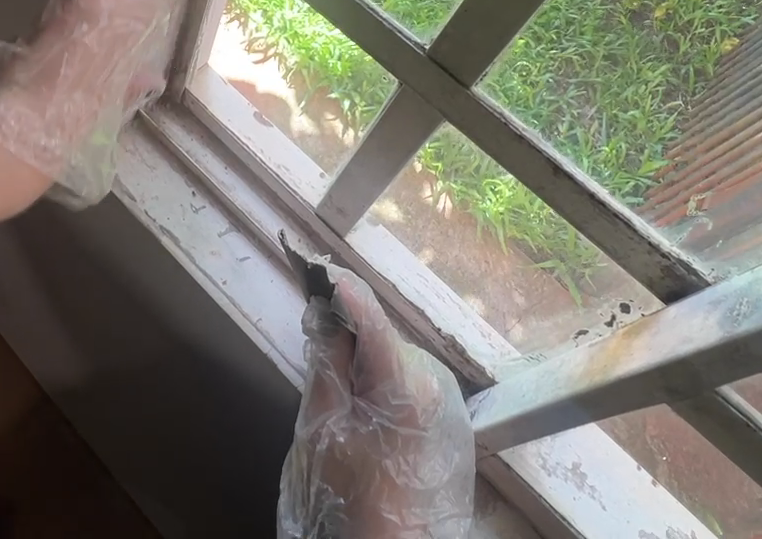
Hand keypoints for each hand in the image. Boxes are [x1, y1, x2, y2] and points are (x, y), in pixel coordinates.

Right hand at [279, 267, 475, 538]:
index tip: (321, 271)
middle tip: (318, 329)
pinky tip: (363, 395)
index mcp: (405, 383)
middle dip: (348, 330)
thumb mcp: (326, 425)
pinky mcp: (442, 407)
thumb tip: (326, 313)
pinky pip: (402, 373)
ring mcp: (442, 393)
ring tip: (340, 374)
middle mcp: (431, 378)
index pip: (372, 321)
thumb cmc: (355, 491)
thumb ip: (327, 363)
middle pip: (380, 336)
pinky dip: (379, 373)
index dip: (345, 293)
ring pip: (389, 353)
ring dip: (363, 353)